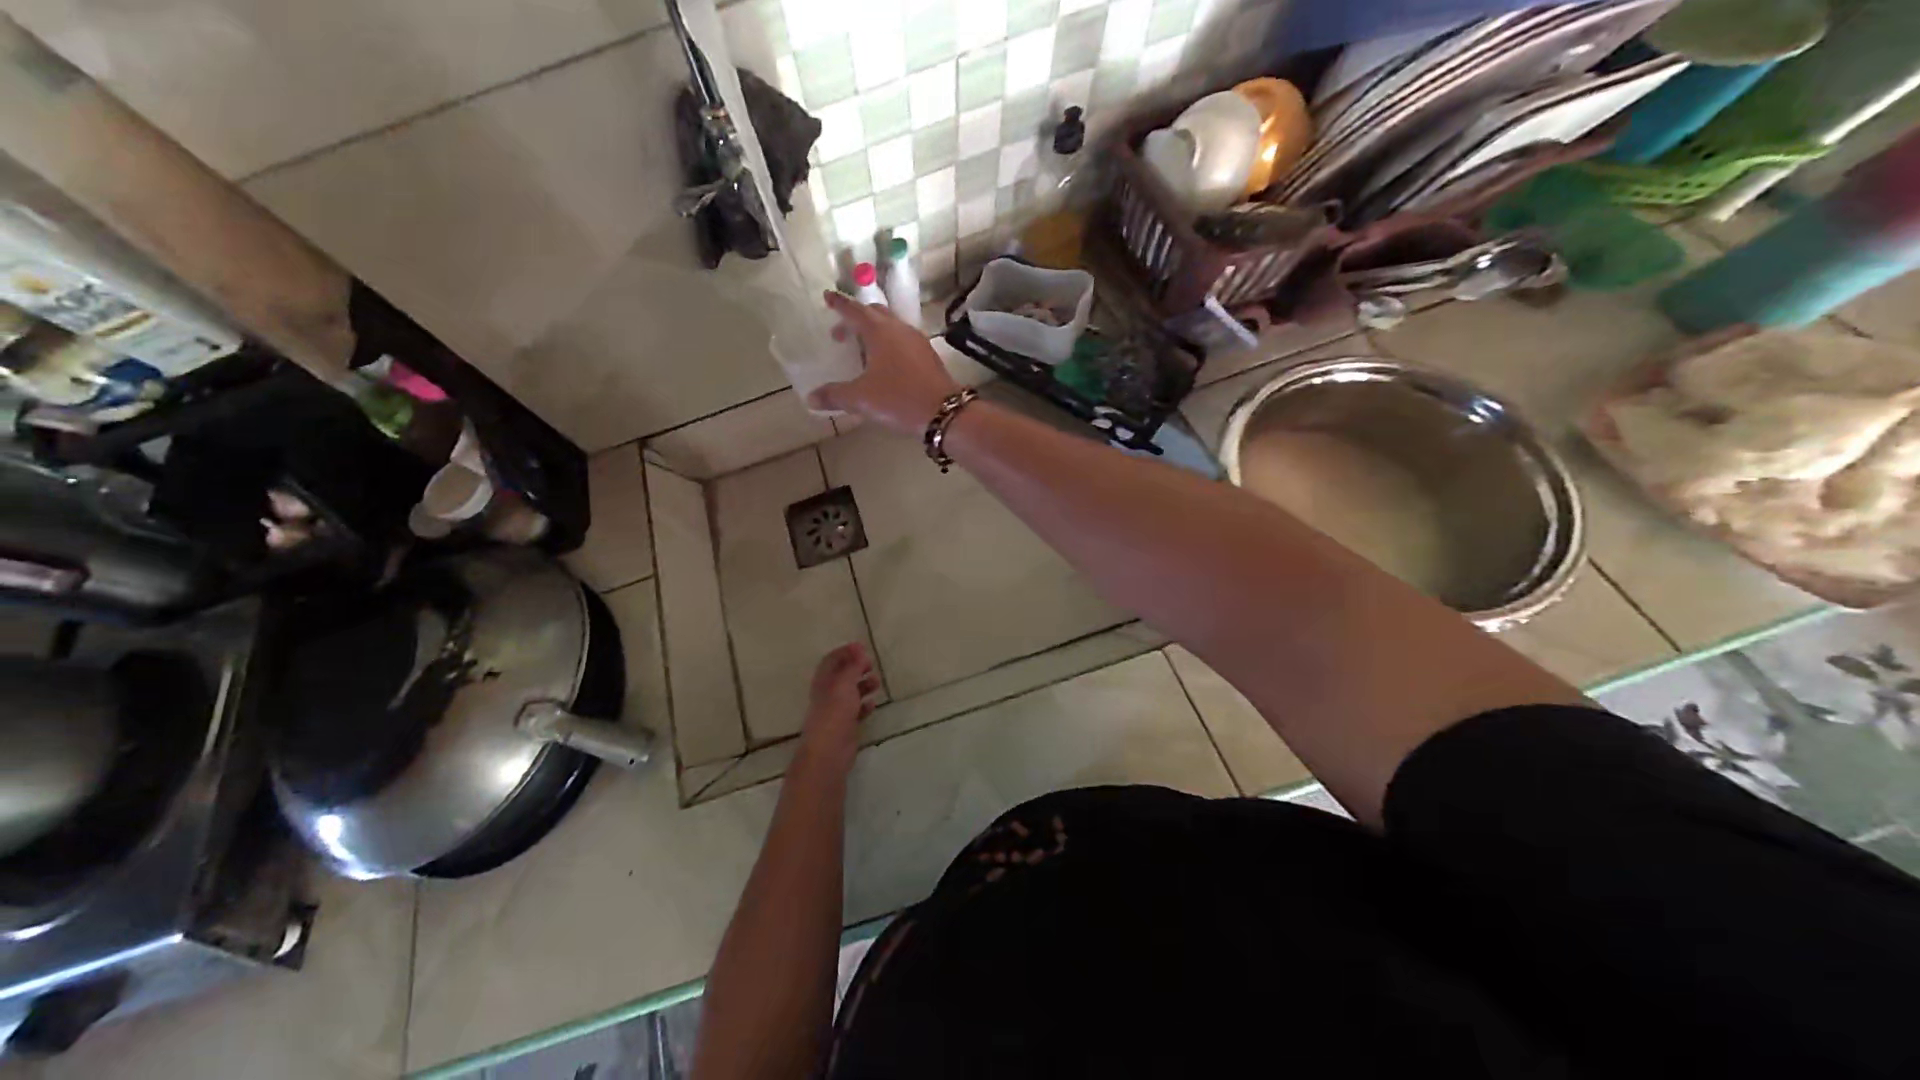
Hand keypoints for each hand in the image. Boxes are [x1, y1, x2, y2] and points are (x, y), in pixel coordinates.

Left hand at [798, 642, 880, 766]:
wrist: (829, 751)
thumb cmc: (835, 713)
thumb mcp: (844, 684)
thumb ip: (852, 667)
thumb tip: (859, 650)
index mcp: (823, 681)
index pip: (832, 660)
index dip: (845, 652)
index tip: (862, 647)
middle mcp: (828, 694)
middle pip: (842, 675)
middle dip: (856, 667)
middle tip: (871, 664)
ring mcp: (836, 711)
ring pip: (850, 692)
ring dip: (863, 685)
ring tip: (877, 682)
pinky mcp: (846, 725)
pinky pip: (856, 710)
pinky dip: (865, 704)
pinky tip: (873, 703)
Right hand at [810, 291, 960, 436]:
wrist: (945, 412)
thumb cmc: (898, 399)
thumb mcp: (861, 398)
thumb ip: (834, 395)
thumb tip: (811, 397)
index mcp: (879, 331)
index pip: (854, 310)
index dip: (839, 304)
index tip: (828, 297)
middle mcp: (899, 329)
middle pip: (875, 314)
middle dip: (856, 319)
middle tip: (841, 333)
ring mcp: (917, 341)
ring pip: (891, 327)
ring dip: (874, 332)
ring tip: (861, 350)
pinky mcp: (928, 356)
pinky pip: (903, 341)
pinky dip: (889, 344)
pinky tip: (885, 364)